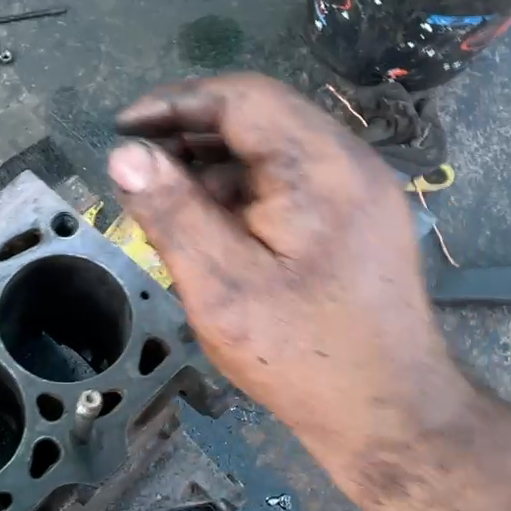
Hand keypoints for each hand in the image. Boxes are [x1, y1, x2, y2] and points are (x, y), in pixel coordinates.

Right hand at [108, 73, 472, 464]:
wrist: (387, 411)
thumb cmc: (301, 352)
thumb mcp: (222, 286)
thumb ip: (173, 214)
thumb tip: (124, 156)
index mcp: (321, 169)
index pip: (242, 98)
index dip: (175, 103)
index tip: (123, 130)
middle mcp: (348, 164)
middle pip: (259, 116)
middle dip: (189, 133)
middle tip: (137, 167)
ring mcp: (357, 190)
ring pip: (270, 148)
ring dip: (211, 163)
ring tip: (163, 200)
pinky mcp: (354, 217)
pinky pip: (286, 179)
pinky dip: (238, 189)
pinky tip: (208, 224)